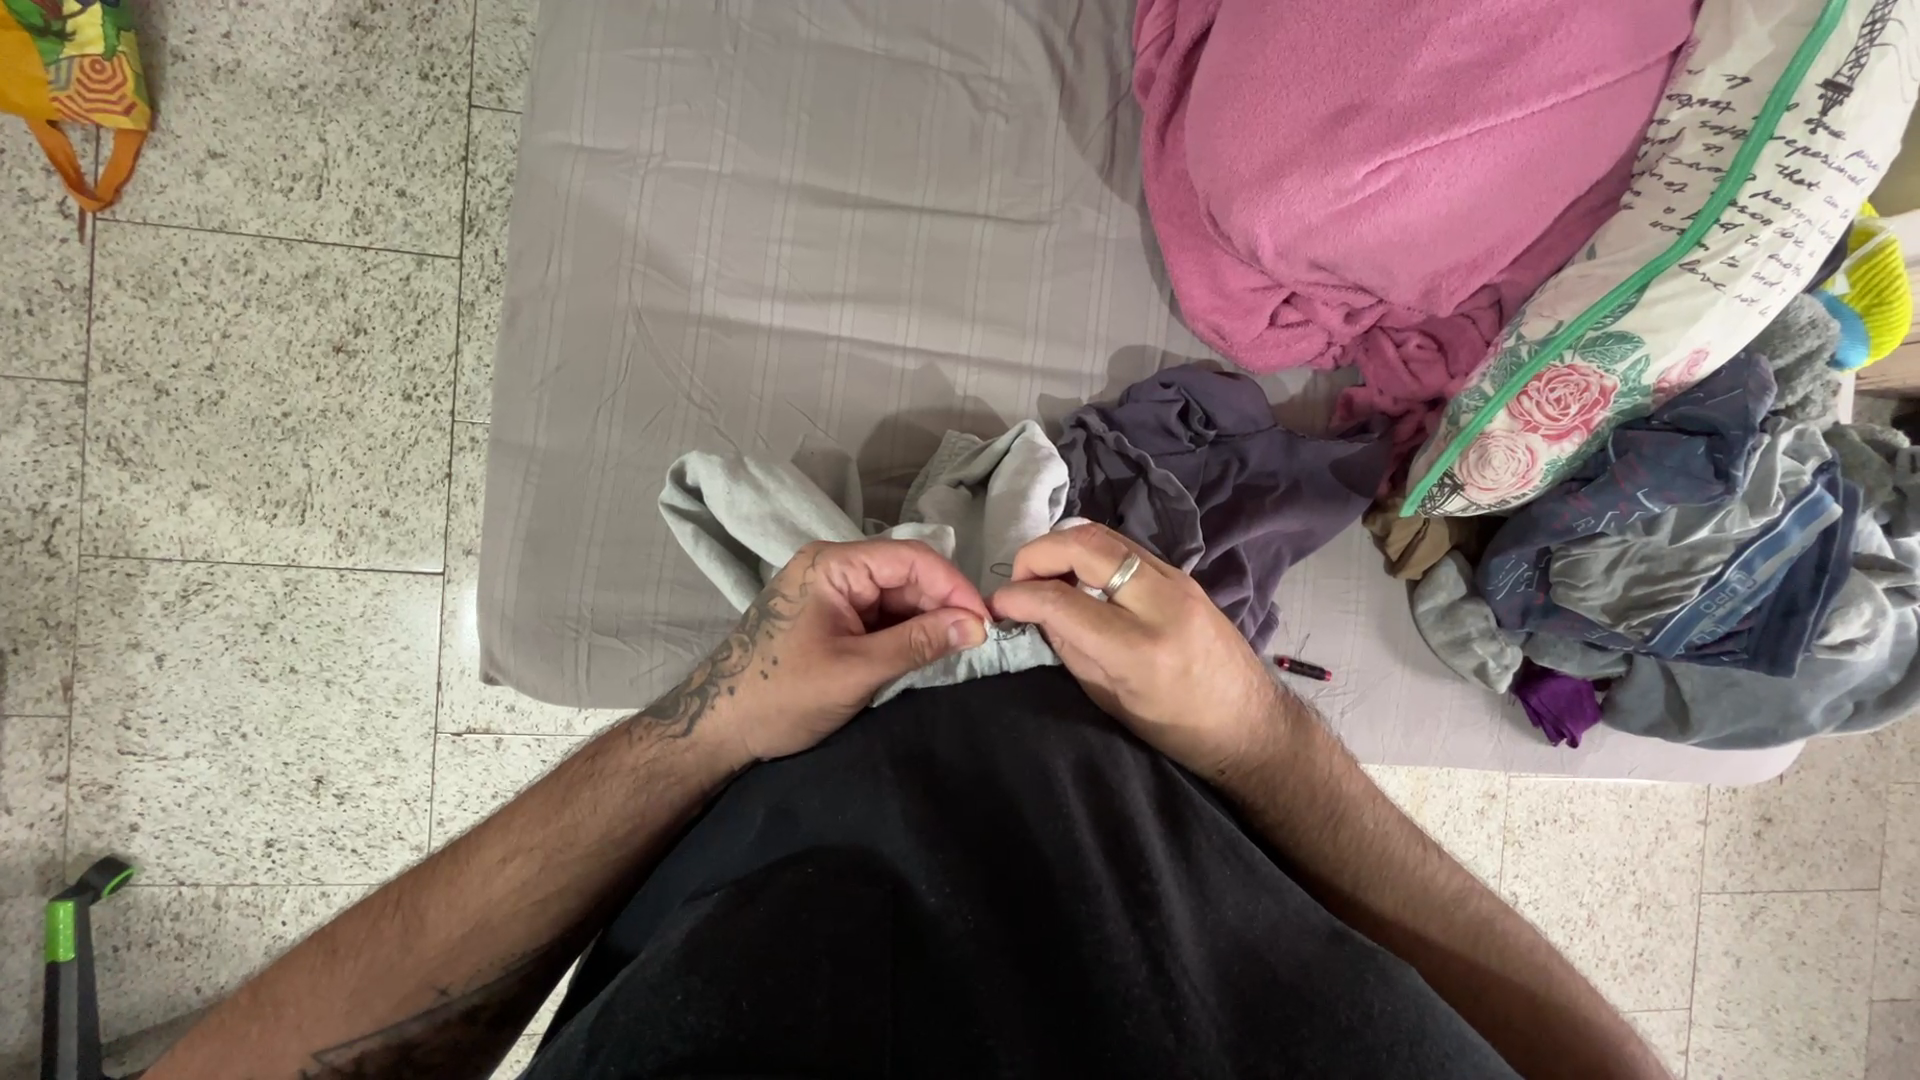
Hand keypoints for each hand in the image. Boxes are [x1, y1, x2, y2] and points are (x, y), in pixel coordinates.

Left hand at [641, 538, 991, 763]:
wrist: (718, 729)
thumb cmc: (781, 696)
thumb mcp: (857, 671)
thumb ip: (919, 643)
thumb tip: (977, 626)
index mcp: (833, 565)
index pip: (911, 559)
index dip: (954, 587)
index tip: (986, 623)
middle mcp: (834, 568)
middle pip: (907, 575)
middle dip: (944, 605)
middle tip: (978, 642)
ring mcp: (832, 593)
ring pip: (898, 596)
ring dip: (928, 621)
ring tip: (960, 650)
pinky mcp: (833, 617)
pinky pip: (881, 615)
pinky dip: (907, 633)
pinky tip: (929, 652)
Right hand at [989, 523, 1287, 780]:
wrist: (1250, 722)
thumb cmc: (1176, 728)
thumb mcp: (1110, 700)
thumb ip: (1069, 648)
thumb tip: (1034, 614)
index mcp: (1139, 649)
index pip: (1061, 601)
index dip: (1018, 597)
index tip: (998, 605)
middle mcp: (1159, 602)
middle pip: (1083, 545)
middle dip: (1036, 553)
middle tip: (1018, 579)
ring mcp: (1176, 581)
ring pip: (1103, 535)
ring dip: (1062, 547)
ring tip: (1043, 575)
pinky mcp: (1182, 574)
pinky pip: (1123, 547)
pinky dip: (1088, 552)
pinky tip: (1077, 577)